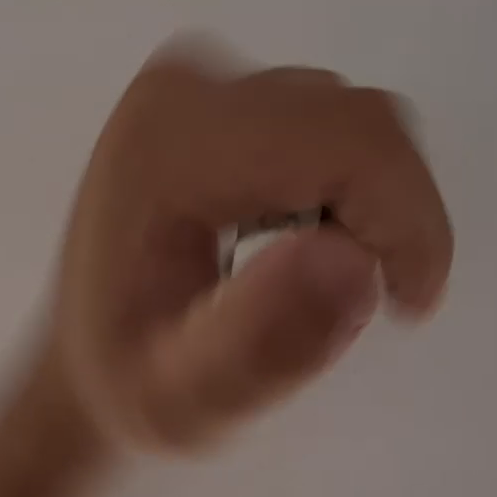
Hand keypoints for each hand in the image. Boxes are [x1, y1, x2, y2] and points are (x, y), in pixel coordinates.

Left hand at [52, 40, 453, 452]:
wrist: (87, 366)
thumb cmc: (122, 385)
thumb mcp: (180, 401)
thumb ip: (256, 345)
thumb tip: (349, 263)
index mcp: (166, 149)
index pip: (349, 141)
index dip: (406, 222)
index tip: (409, 300)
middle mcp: (180, 98)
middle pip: (359, 126)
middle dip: (381, 225)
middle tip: (332, 312)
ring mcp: (200, 94)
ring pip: (355, 129)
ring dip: (363, 216)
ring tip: (299, 294)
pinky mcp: (221, 109)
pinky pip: (331, 134)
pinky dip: (344, 200)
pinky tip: (295, 258)